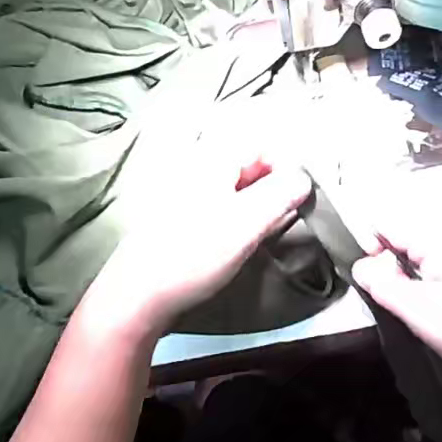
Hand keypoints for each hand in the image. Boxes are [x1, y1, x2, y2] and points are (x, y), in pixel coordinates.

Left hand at [84, 156, 310, 336]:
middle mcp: (197, 169)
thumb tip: (304, 177)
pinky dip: (241, 217)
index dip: (288, 166)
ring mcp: (186, 195)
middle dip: (276, 185)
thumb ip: (279, 195)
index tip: (304, 193)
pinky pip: (222, 207)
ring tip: (275, 224)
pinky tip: (248, 236)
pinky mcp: (181, 220)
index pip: (262, 146)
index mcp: (211, 161)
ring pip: (236, 188)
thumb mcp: (245, 223)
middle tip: (294, 210)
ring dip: (260, 203)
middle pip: (248, 165)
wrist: (137, 295)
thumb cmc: (193, 254)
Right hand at [350, 224, 441, 394]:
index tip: (374, 286)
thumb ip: (385, 286)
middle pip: (402, 239)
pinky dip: (425, 285)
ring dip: (407, 280)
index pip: (386, 223)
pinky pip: (436, 266)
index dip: (370, 251)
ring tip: (417, 311)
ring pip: (417, 255)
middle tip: (397, 305)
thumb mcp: (425, 314)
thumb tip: (360, 265)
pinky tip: (435, 311)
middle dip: (389, 268)